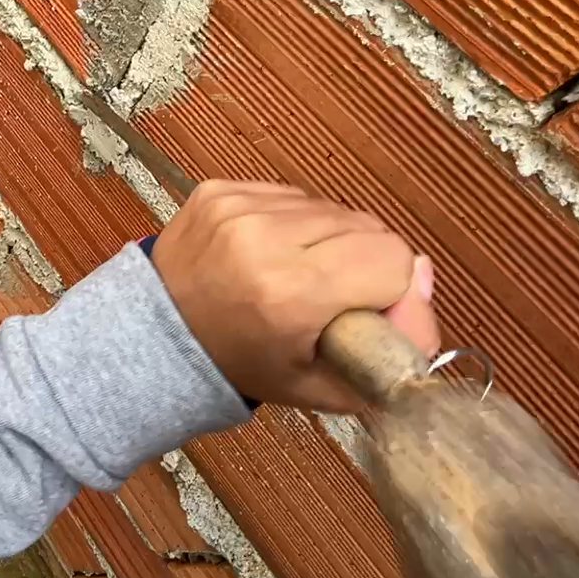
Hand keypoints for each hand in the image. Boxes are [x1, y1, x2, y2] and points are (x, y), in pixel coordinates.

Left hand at [150, 181, 438, 411]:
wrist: (154, 330)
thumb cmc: (235, 362)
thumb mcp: (319, 387)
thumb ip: (388, 350)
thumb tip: (424, 278)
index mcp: (288, 291)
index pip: (393, 259)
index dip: (402, 293)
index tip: (384, 318)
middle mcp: (261, 237)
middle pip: (367, 228)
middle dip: (370, 266)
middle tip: (342, 300)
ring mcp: (235, 206)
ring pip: (331, 208)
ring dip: (333, 241)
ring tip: (304, 276)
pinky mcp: (219, 189)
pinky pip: (290, 196)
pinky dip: (296, 223)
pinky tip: (274, 253)